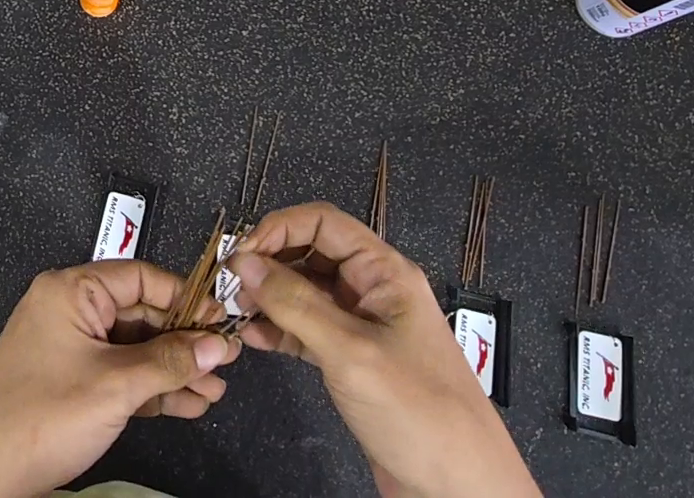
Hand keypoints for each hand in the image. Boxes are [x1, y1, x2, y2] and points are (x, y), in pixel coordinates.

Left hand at [0, 260, 241, 497]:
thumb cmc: (46, 415)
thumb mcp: (115, 385)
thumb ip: (169, 361)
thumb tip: (218, 346)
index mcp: (72, 290)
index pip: (139, 277)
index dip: (183, 297)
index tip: (222, 320)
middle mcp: (71, 308)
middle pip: (140, 313)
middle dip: (184, 341)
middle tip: (227, 362)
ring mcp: (71, 345)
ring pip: (134, 347)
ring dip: (174, 369)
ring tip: (215, 391)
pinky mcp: (72, 379)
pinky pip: (120, 372)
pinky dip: (151, 387)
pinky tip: (188, 404)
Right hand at [229, 203, 539, 497]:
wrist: (462, 494)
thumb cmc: (415, 411)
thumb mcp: (350, 352)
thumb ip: (294, 303)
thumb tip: (243, 260)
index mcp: (384, 272)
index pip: (323, 223)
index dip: (279, 228)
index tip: (241, 254)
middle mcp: (372, 290)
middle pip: (311, 254)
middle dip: (269, 263)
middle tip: (231, 286)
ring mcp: (362, 326)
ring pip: (305, 292)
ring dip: (270, 297)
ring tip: (235, 312)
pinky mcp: (352, 359)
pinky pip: (308, 329)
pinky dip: (280, 330)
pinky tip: (253, 338)